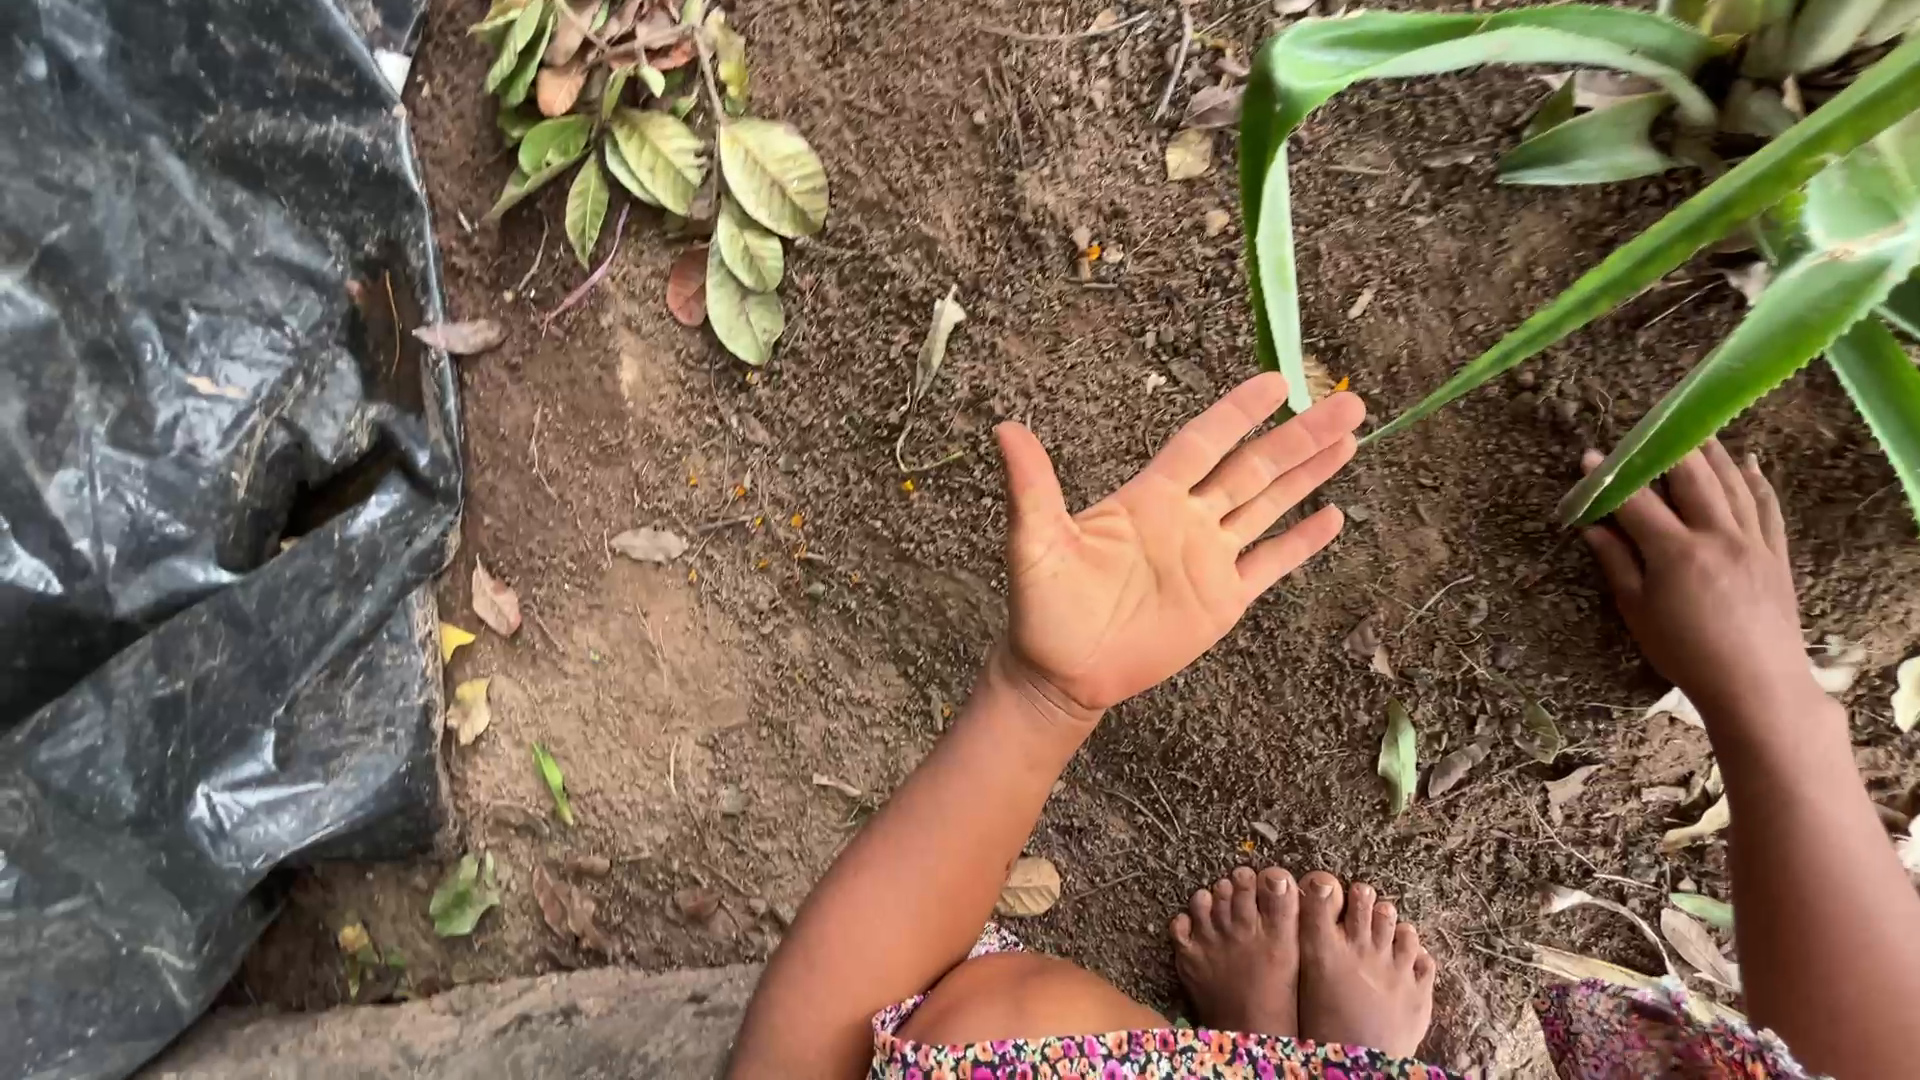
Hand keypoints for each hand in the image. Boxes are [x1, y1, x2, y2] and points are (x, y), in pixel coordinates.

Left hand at [992, 372, 1363, 719]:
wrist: (1061, 671)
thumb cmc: (1043, 605)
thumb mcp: (1034, 541)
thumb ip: (1031, 486)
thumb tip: (1003, 427)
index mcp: (1147, 499)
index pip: (1201, 443)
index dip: (1238, 413)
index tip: (1277, 382)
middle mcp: (1185, 520)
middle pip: (1251, 468)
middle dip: (1297, 437)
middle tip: (1345, 401)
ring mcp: (1207, 560)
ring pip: (1268, 507)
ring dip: (1308, 476)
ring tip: (1350, 440)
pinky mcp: (1221, 602)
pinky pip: (1269, 565)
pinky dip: (1300, 543)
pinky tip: (1332, 518)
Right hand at [1580, 439, 1817, 720]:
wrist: (1756, 682)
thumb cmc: (1682, 650)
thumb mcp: (1635, 608)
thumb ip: (1617, 561)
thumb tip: (1593, 528)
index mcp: (1675, 552)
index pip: (1636, 503)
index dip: (1611, 478)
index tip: (1591, 457)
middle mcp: (1718, 538)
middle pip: (1692, 481)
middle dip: (1667, 452)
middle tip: (1647, 430)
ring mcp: (1753, 543)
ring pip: (1732, 485)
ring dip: (1711, 455)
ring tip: (1694, 431)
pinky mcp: (1776, 554)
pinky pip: (1766, 506)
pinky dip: (1755, 480)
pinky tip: (1745, 462)